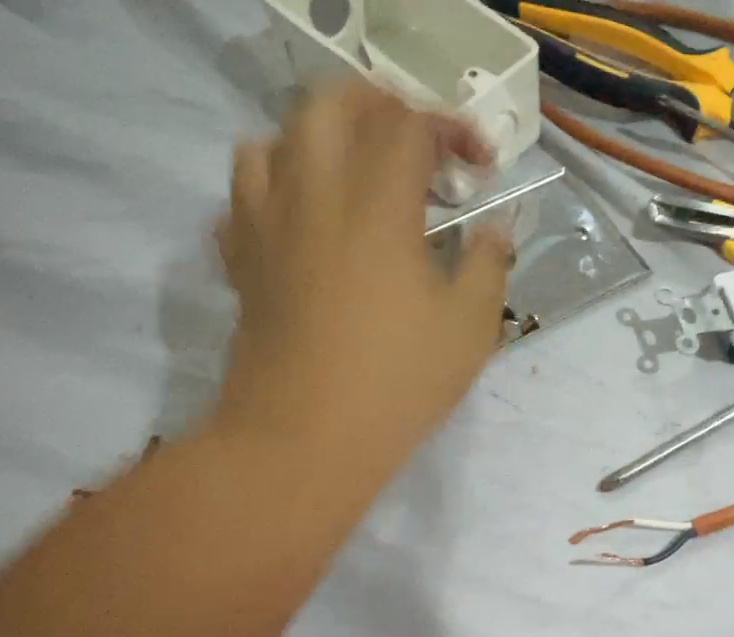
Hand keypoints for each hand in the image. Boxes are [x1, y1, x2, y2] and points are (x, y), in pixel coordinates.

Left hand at [211, 80, 510, 470]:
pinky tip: (305, 224)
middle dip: (381, 107)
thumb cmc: (398, 383)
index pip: (410, 124)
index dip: (452, 130)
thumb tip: (493, 226)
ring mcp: (265, 221)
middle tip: (417, 148)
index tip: (480, 167)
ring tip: (354, 178)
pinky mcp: (240, 258)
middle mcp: (313, 192)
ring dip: (320, 140)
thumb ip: (489, 264)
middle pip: (332, 103)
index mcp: (377, 203)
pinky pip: (245, 196)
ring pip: (275, 138)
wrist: (304, 437)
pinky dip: (276, 190)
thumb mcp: (471, 328)